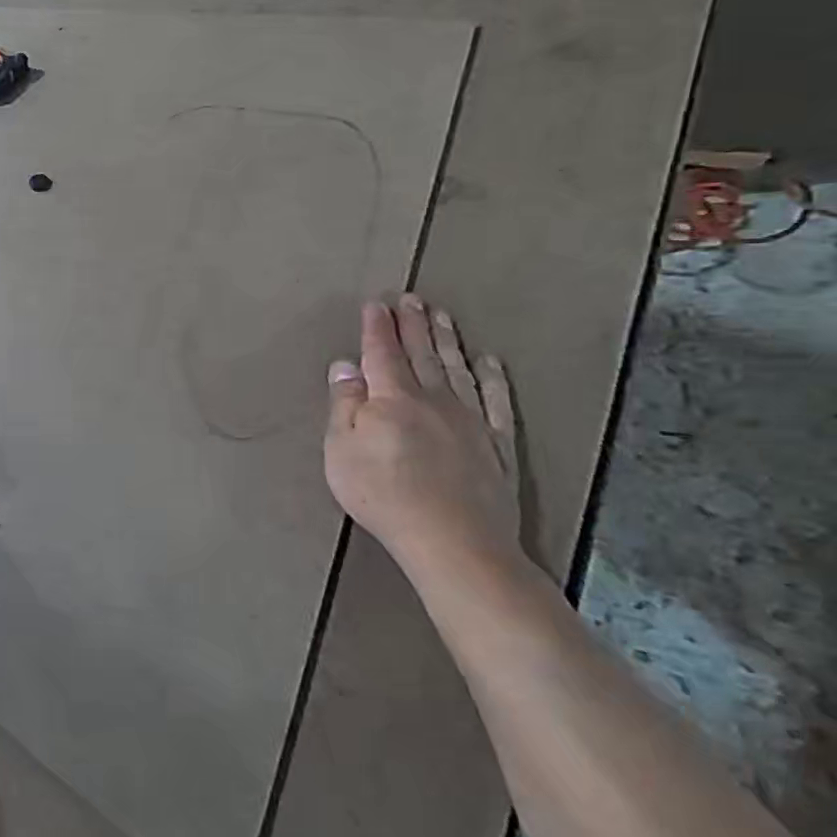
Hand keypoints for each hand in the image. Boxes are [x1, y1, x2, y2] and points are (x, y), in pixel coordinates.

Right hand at [324, 294, 522, 576]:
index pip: (382, 353)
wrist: (451, 538)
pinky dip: (491, 378)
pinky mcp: (495, 443)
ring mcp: (469, 420)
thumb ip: (344, 404)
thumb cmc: (380, 492)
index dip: (377, 328)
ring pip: (458, 369)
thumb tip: (346, 366)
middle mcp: (433, 399)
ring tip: (442, 316)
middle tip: (411, 299)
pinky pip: (496, 400)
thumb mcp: (340, 448)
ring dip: (448, 341)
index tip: (375, 304)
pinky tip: (488, 362)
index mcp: (392, 399)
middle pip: (422, 354)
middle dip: (414, 325)